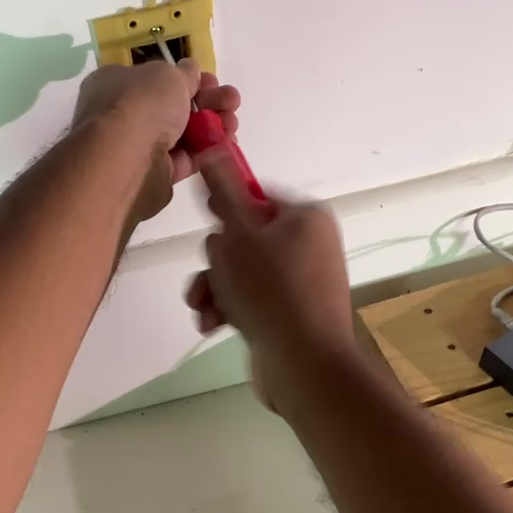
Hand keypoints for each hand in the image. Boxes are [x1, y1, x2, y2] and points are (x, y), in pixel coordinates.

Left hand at [72, 59, 241, 222]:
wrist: (128, 160)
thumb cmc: (143, 105)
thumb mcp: (168, 75)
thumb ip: (184, 73)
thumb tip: (190, 72)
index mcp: (117, 84)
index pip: (154, 78)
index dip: (186, 79)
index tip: (211, 81)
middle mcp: (123, 115)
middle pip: (172, 106)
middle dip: (207, 102)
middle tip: (232, 101)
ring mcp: (137, 147)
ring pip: (181, 134)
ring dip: (210, 126)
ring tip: (233, 124)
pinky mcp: (153, 175)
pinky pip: (182, 160)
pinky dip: (204, 152)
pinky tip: (227, 144)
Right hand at [185, 157, 358, 413]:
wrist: (304, 366)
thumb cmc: (272, 293)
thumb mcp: (239, 236)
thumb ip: (222, 192)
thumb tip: (214, 145)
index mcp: (305, 217)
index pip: (254, 196)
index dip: (223, 210)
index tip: (205, 226)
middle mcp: (308, 245)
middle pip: (241, 238)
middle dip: (215, 263)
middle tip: (212, 278)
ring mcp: (299, 283)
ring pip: (239, 273)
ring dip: (213, 289)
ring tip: (205, 308)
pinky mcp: (288, 315)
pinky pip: (248, 300)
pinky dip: (228, 309)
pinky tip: (214, 325)